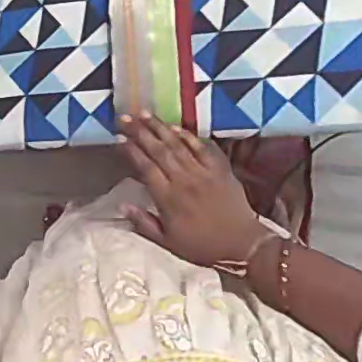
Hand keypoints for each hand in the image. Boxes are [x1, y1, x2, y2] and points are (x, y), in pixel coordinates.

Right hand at [118, 113, 273, 267]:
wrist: (243, 245)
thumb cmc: (202, 246)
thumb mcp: (168, 243)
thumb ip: (144, 223)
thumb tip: (123, 206)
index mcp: (168, 199)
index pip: (145, 168)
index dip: (130, 151)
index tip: (118, 137)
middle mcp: (184, 180)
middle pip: (158, 150)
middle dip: (139, 131)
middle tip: (124, 117)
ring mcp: (203, 172)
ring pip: (177, 144)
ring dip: (159, 127)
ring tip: (145, 114)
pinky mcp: (220, 169)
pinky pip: (202, 147)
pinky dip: (188, 135)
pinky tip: (175, 126)